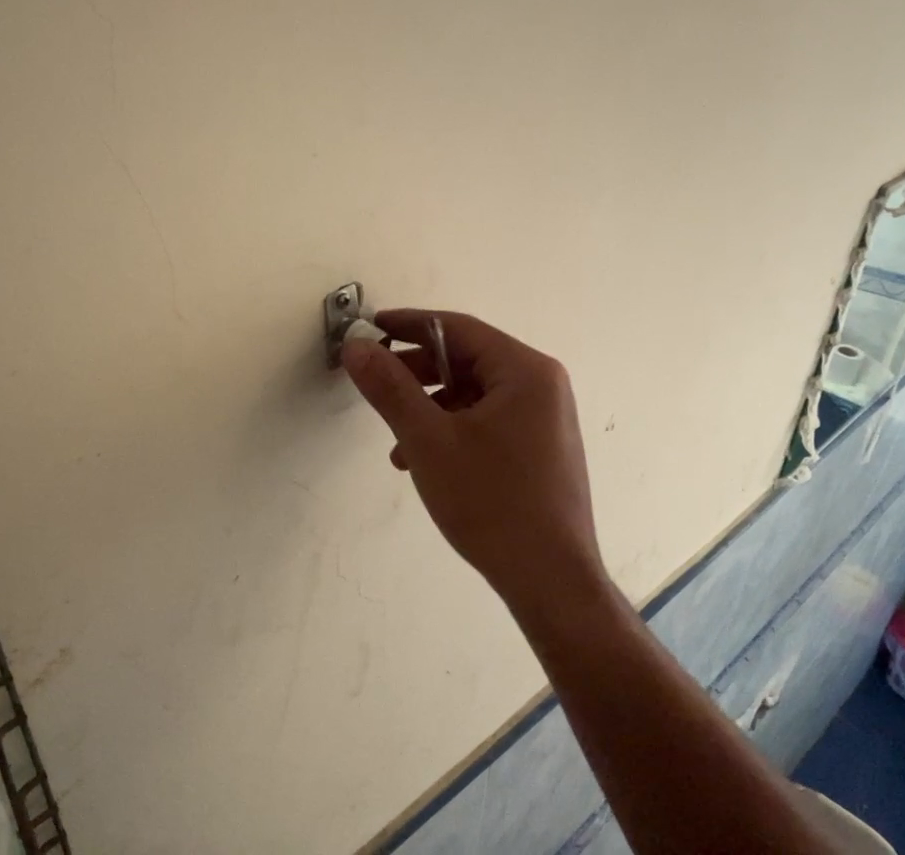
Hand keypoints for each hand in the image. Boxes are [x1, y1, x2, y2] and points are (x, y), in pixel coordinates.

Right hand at [341, 309, 609, 610]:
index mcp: (526, 371)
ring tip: (397, 440)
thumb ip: (389, 387)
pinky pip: (488, 422)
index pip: (457, 329)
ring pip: (473, 395)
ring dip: (430, 407)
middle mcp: (543, 387)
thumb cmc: (490, 502)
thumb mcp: (427, 440)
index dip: (407, 325)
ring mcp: (546, 420)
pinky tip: (424, 462)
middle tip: (375, 383)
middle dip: (416, 372)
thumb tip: (355, 346)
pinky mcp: (541, 450)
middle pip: (467, 360)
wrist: (549, 579)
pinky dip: (452, 430)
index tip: (368, 328)